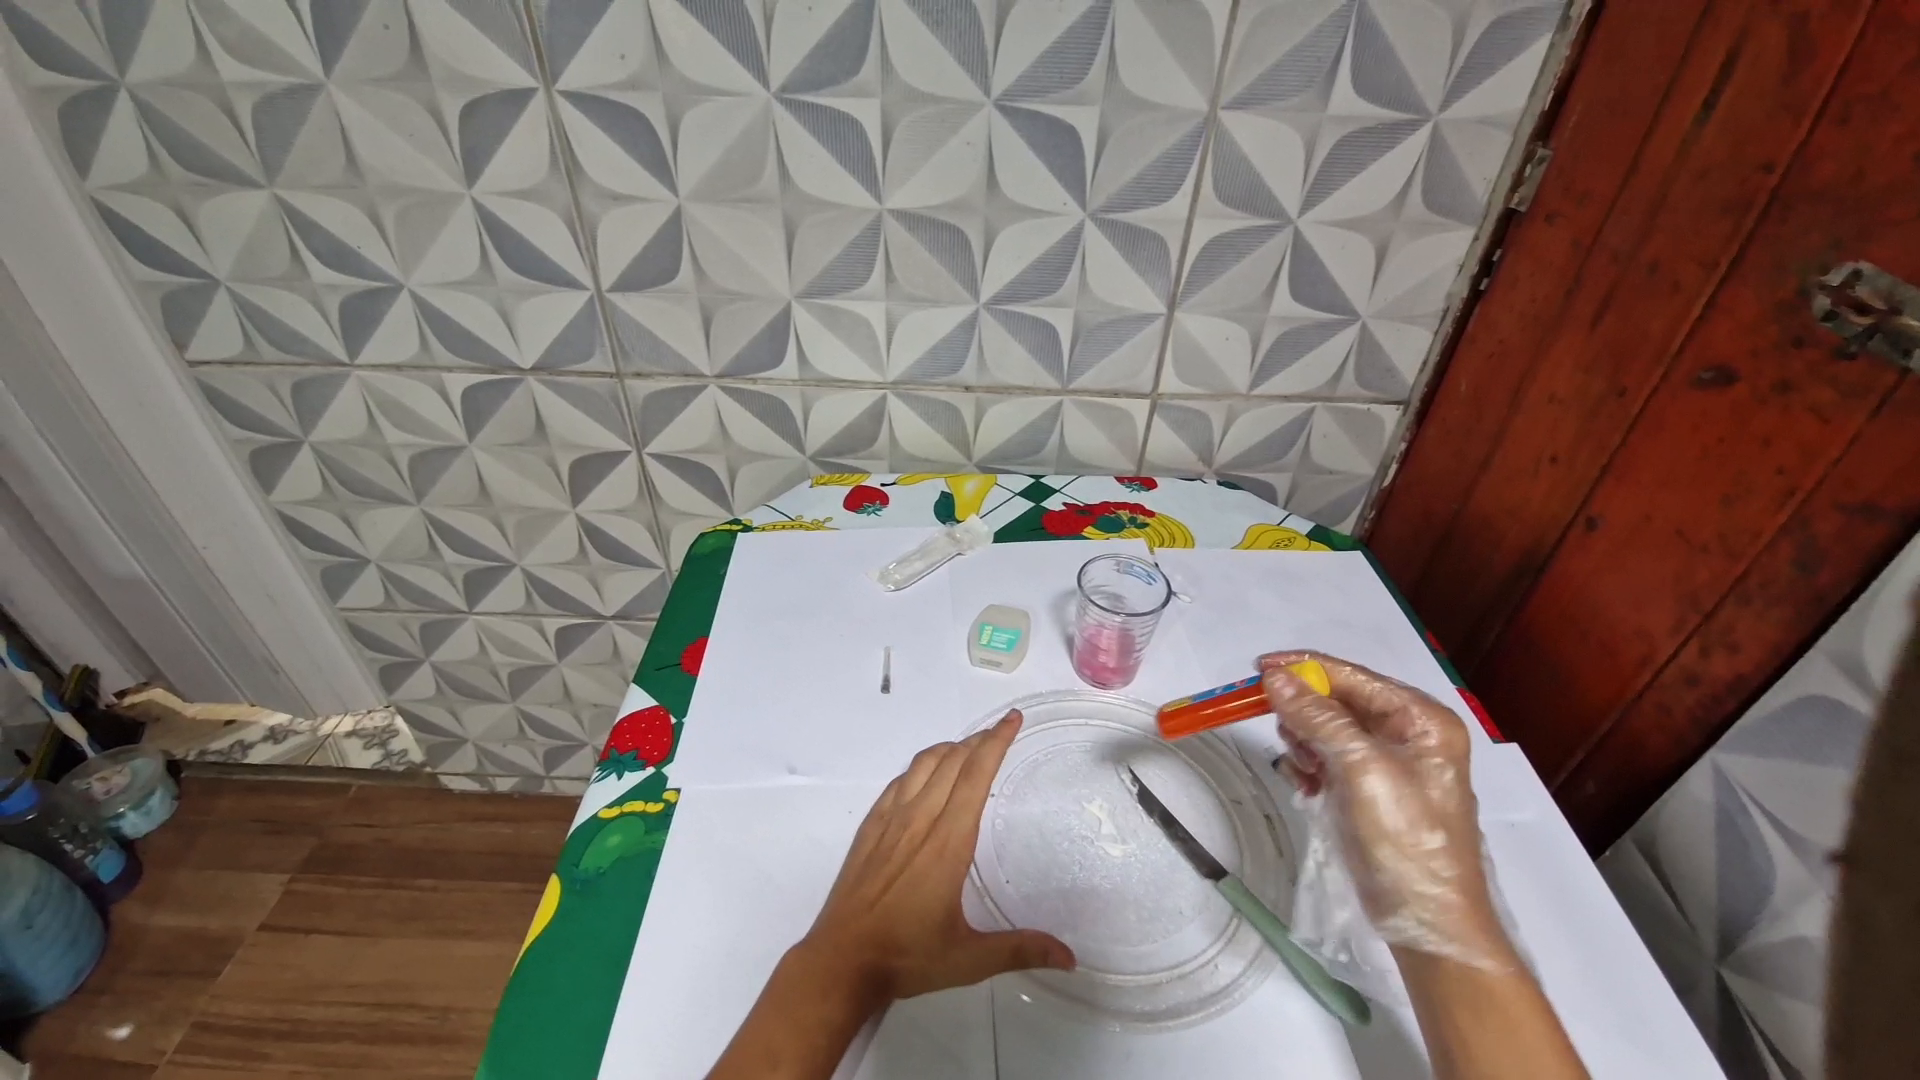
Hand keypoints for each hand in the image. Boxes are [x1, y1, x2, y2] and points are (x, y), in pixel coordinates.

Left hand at [799, 709, 1075, 1000]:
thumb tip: (1070, 957)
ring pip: (922, 765)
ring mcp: (890, 821)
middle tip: (1001, 731)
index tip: (1012, 720)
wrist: (842, 960)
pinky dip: (919, 768)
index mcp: (948, 842)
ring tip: (968, 748)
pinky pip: (898, 783)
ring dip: (949, 748)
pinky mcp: (870, 829)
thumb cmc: (908, 956)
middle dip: (979, 740)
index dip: (996, 742)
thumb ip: (1020, 949)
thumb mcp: (969, 959)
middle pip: (952, 762)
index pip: (976, 776)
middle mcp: (920, 820)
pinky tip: (925, 777)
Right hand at [1261, 651, 1514, 969]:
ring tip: (1308, 774)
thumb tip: (1274, 677)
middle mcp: (1407, 732)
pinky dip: (1308, 766)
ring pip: (1324, 728)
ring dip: (1304, 743)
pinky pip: (1324, 757)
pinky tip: (1307, 788)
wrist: (1426, 922)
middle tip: (1293, 743)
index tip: (1256, 670)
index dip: (1304, 669)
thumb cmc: (1403, 840)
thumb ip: (1317, 718)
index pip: (1352, 675)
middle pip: (1336, 700)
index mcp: (1420, 719)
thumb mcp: (1360, 770)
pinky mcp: (1367, 788)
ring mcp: (1387, 761)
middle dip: (1305, 716)